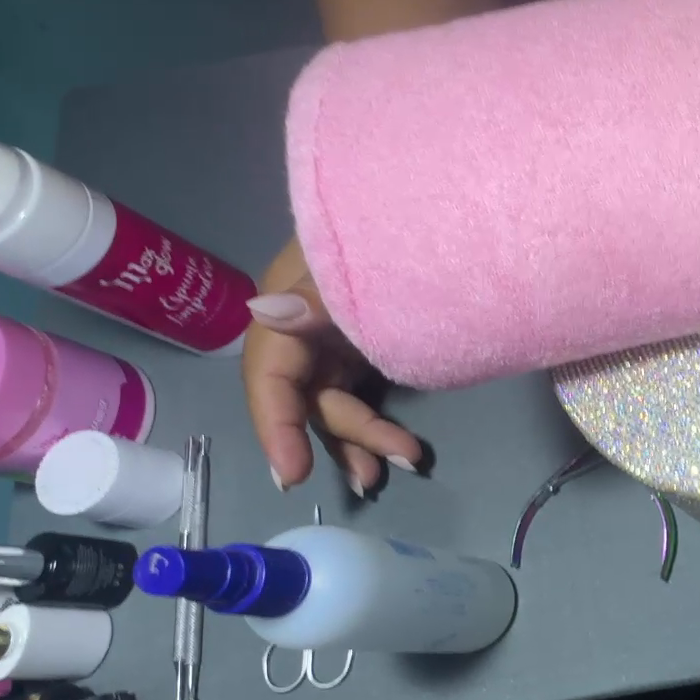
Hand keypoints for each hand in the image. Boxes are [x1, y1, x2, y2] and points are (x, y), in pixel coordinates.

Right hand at [245, 237, 422, 496]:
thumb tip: (266, 312)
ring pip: (334, 404)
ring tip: (386, 474)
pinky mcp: (362, 352)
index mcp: (289, 306)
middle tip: (387, 469)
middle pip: (310, 398)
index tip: (293, 473)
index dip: (277, 424)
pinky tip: (389, 455)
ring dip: (358, 442)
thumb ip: (316, 296)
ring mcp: (334, 343)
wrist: (433, 225)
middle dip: (345, 437)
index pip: (271, 376)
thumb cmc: (390, 240)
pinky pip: (358, 397)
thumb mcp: (347, 267)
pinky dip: (372, 426)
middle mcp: (304, 330)